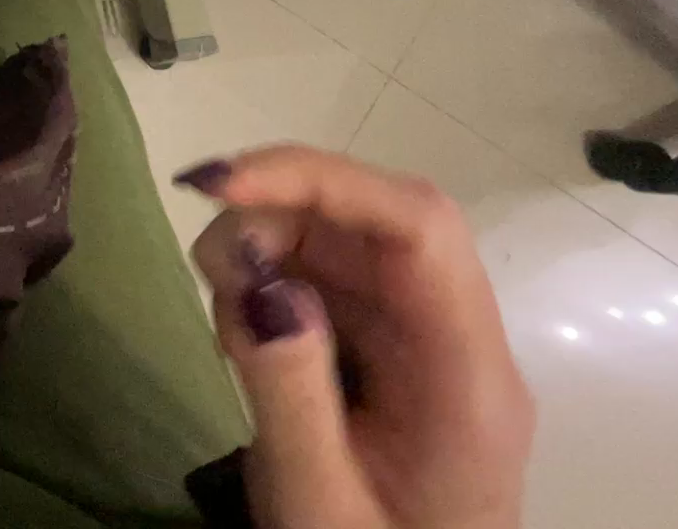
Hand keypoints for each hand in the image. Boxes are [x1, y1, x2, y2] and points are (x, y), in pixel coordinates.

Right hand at [178, 146, 534, 528]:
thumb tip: (257, 279)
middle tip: (212, 277)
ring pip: (318, 230)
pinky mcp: (359, 328)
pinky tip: (237, 337)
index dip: (316, 180)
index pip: (416, 226)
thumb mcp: (318, 497)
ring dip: (248, 251)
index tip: (215, 186)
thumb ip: (290, 391)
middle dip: (265, 219)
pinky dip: (247, 277)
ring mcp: (399, 325)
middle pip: (358, 215)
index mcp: (465, 373)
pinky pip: (298, 263)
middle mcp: (441, 329)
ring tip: (227, 334)